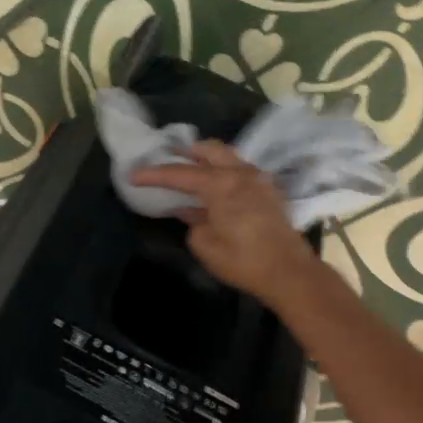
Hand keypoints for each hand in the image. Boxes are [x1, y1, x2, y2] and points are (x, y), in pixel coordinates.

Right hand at [130, 140, 316, 302]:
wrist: (289, 272)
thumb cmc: (243, 260)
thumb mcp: (205, 245)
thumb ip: (194, 223)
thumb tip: (193, 214)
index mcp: (221, 185)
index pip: (180, 173)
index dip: (154, 174)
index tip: (134, 175)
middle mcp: (241, 174)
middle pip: (211, 150)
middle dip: (188, 152)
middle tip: (170, 156)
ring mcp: (259, 181)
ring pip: (229, 158)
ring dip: (208, 160)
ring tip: (192, 169)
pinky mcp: (269, 193)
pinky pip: (241, 172)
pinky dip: (224, 173)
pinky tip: (215, 189)